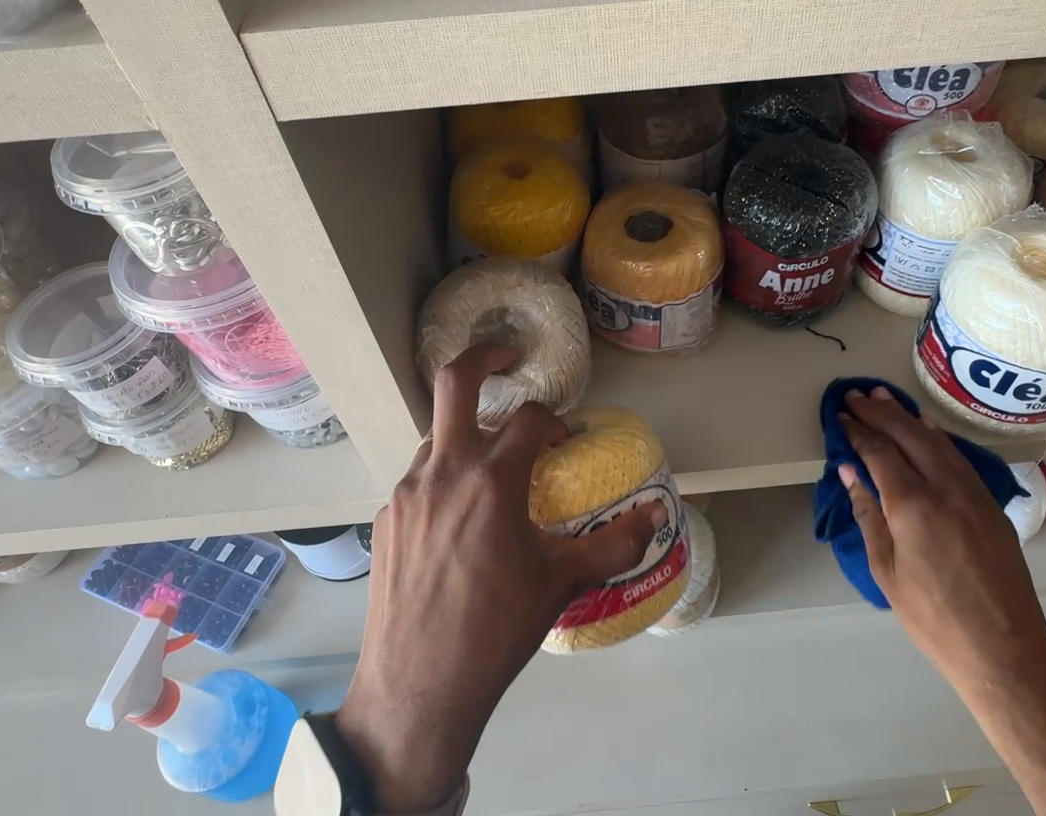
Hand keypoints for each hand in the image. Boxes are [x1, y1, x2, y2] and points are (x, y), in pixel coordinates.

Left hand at [336, 344, 663, 812]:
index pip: (529, 419)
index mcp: (491, 480)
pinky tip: (459, 520)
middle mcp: (443, 471)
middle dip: (483, 356)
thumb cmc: (498, 629)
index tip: (565, 440)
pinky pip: (419, 479)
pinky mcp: (385, 518)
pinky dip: (444, 477)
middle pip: (454, 382)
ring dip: (466, 434)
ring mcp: (406, 492)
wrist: (419, 688)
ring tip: (491, 467)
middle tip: (508, 357)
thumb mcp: (564, 582)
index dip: (554, 421)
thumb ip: (617, 542)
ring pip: (436, 436)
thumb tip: (661, 515)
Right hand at [836, 388, 1045, 685]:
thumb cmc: (932, 618)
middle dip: (880, 411)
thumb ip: (867, 514)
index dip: (857, 431)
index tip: (840, 416)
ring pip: (938, 440)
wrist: (1004, 650)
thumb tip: (850, 471)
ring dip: (909, 416)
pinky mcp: (991, 505)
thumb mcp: (885, 570)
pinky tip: (925, 430)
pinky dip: (936, 437)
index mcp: (913, 506)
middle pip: (910, 434)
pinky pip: (959, 457)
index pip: (880, 452)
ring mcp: (974, 494)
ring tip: (884, 398)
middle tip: (855, 394)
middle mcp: (946, 488)